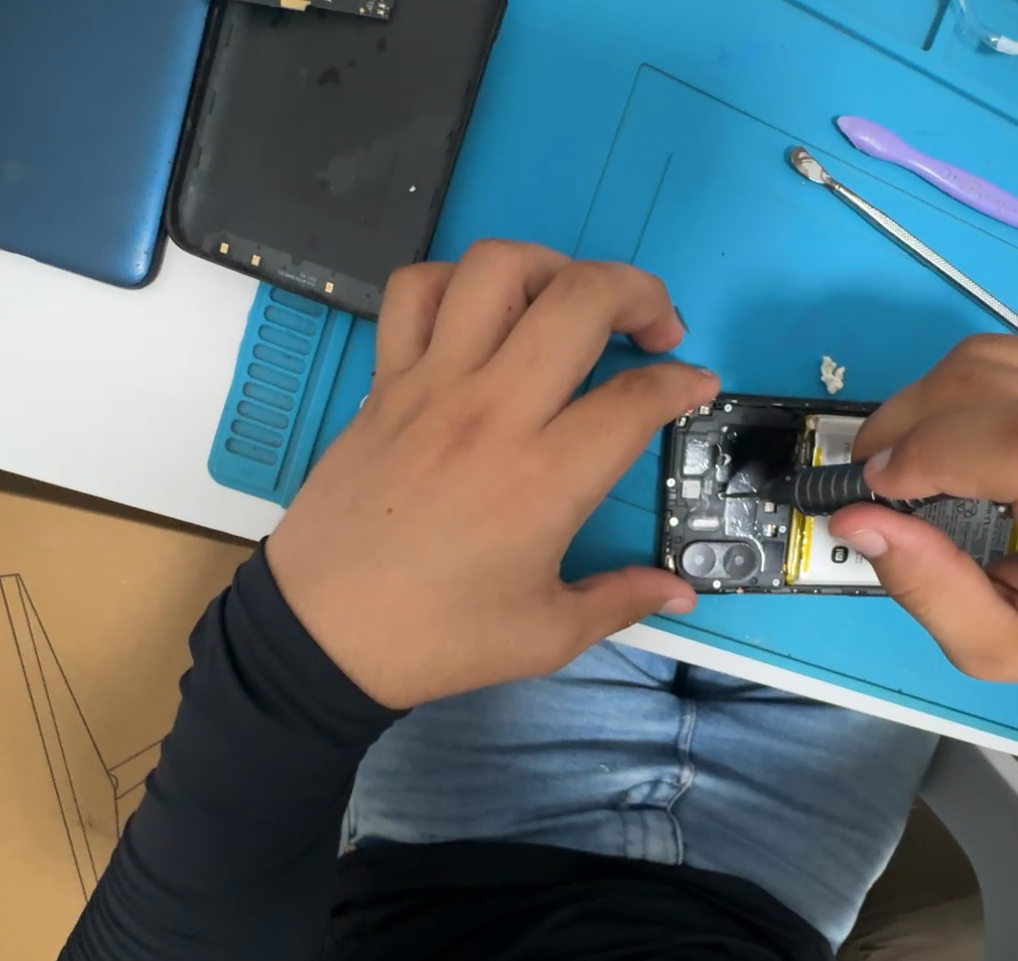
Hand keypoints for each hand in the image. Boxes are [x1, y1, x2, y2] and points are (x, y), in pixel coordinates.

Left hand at [264, 241, 716, 708]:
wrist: (321, 635)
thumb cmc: (438, 637)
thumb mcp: (546, 636)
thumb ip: (623, 601)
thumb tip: (681, 593)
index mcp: (546, 477)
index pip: (636, 398)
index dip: (682, 381)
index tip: (696, 383)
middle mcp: (494, 411)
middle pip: (581, 300)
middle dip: (640, 293)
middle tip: (656, 326)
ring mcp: (432, 386)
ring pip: (497, 270)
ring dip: (554, 266)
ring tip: (572, 301)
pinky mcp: (385, 384)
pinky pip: (416, 293)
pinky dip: (456, 281)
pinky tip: (481, 313)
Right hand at [829, 335, 1017, 698]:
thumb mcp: (1003, 650)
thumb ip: (928, 589)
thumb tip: (853, 517)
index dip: (937, 449)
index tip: (880, 485)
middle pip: (999, 383)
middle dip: (908, 418)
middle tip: (877, 470)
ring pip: (1001, 356)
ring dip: (930, 398)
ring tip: (913, 450)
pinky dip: (972, 390)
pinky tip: (971, 435)